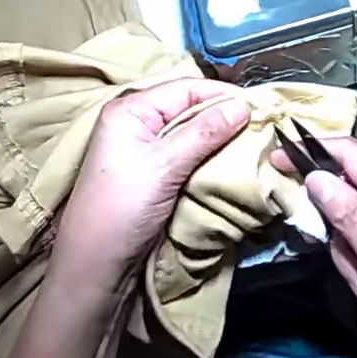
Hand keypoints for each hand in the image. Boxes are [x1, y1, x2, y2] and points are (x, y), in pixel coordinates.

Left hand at [50, 78, 250, 303]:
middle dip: (223, 113)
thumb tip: (243, 105)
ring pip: (191, 129)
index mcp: (130, 109)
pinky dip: (209, 152)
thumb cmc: (122, 210)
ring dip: (219, 134)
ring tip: (251, 140)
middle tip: (260, 124)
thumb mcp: (164, 166)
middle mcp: (136, 121)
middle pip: (189, 106)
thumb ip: (204, 132)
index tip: (260, 105)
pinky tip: (230, 158)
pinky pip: (187, 151)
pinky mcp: (153, 171)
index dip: (222, 94)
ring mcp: (144, 147)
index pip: (186, 88)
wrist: (96, 269)